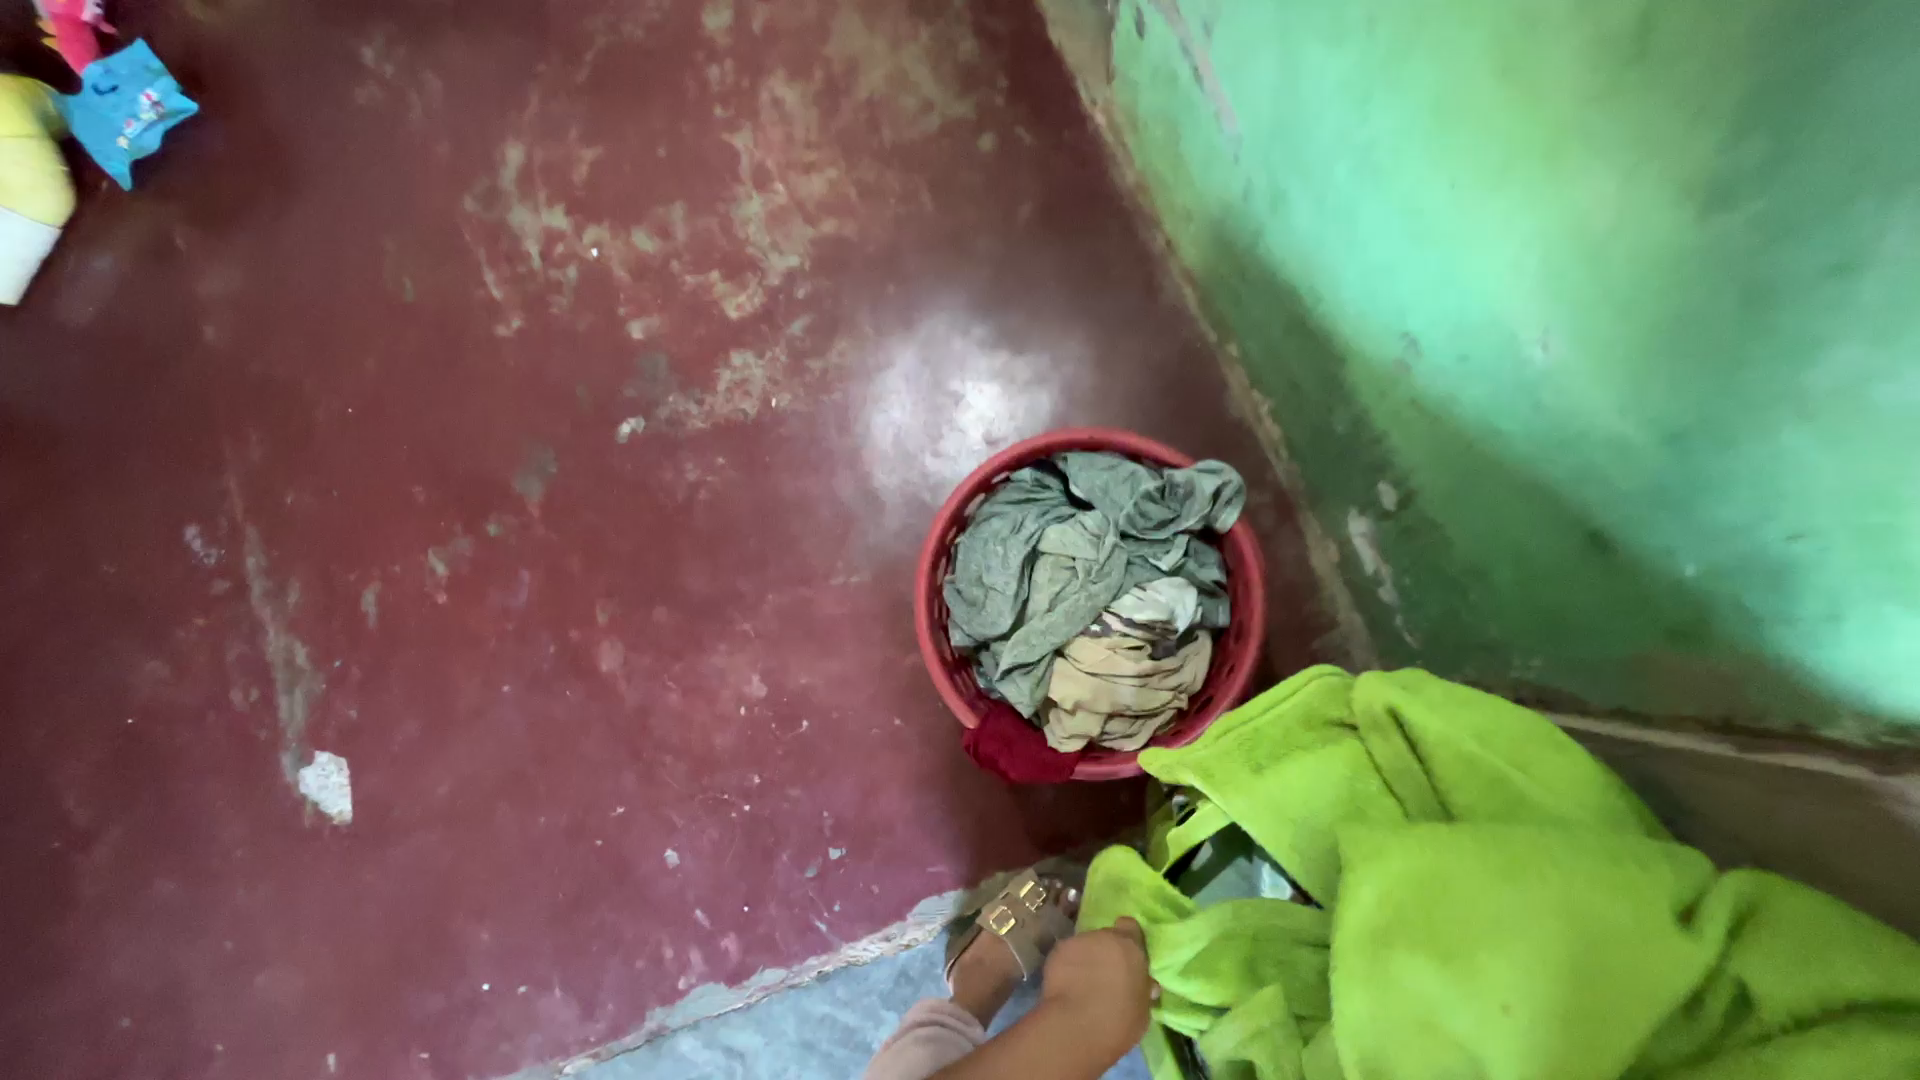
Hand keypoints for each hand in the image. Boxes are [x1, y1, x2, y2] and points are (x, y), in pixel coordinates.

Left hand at [1037, 917, 1153, 1054]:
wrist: (1077, 1025)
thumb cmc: (1120, 1020)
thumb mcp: (1143, 1007)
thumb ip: (1142, 987)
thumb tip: (1143, 982)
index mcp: (1129, 946)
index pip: (1130, 926)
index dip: (1128, 938)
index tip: (1127, 955)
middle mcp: (1103, 936)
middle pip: (1105, 938)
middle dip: (1106, 953)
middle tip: (1106, 977)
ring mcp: (1077, 941)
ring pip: (1084, 946)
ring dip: (1086, 960)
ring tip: (1084, 985)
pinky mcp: (1055, 952)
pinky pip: (1066, 957)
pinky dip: (1068, 967)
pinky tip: (1067, 987)